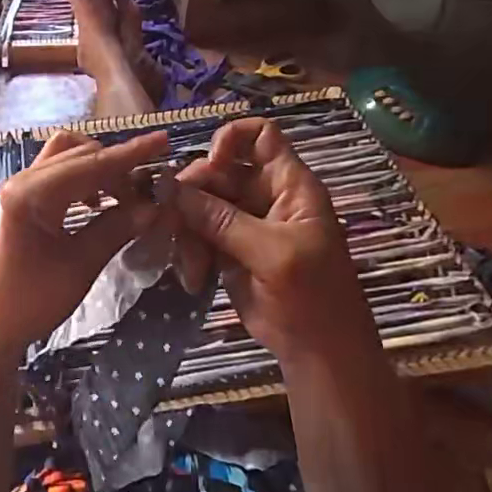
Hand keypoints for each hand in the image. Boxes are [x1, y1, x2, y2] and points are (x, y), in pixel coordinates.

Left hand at [0, 130, 168, 358]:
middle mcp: (22, 181)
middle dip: (115, 164)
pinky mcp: (20, 201)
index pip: (91, 164)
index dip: (131, 153)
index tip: (163, 141)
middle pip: (78, 152)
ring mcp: (18, 189)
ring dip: (98, 169)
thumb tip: (155, 206)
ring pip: (66, 158)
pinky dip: (83, 180)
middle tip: (147, 189)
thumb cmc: (31, 301)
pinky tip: (98, 204)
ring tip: (124, 195)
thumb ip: (117, 228)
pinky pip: (57, 175)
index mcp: (32, 193)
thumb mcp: (81, 265)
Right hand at [174, 118, 376, 365]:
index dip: (231, 139)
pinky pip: (197, 234)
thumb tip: (171, 187)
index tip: (209, 162)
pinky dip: (189, 252)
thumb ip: (222, 220)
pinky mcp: (227, 249)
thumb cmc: (313, 298)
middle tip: (175, 224)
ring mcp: (244, 223)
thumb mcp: (272, 254)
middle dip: (194, 197)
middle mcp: (265, 196)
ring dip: (188, 232)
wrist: (320, 355)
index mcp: (289, 185)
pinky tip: (193, 279)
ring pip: (201, 205)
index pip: (261, 137)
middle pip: (219, 172)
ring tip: (191, 268)